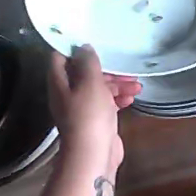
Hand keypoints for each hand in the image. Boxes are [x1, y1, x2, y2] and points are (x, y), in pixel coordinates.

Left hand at [47, 46, 140, 175]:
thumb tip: (83, 47)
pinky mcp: (94, 121)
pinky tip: (132, 98)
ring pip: (98, 88)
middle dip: (105, 69)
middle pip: (84, 73)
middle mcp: (67, 94)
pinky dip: (117, 98)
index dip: (74, 47)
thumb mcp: (90, 83)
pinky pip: (105, 103)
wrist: (93, 156)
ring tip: (136, 84)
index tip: (93, 39)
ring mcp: (81, 108)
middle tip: (124, 67)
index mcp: (59, 83)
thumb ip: (88, 62)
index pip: (60, 57)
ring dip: (116, 84)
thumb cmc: (89, 116)